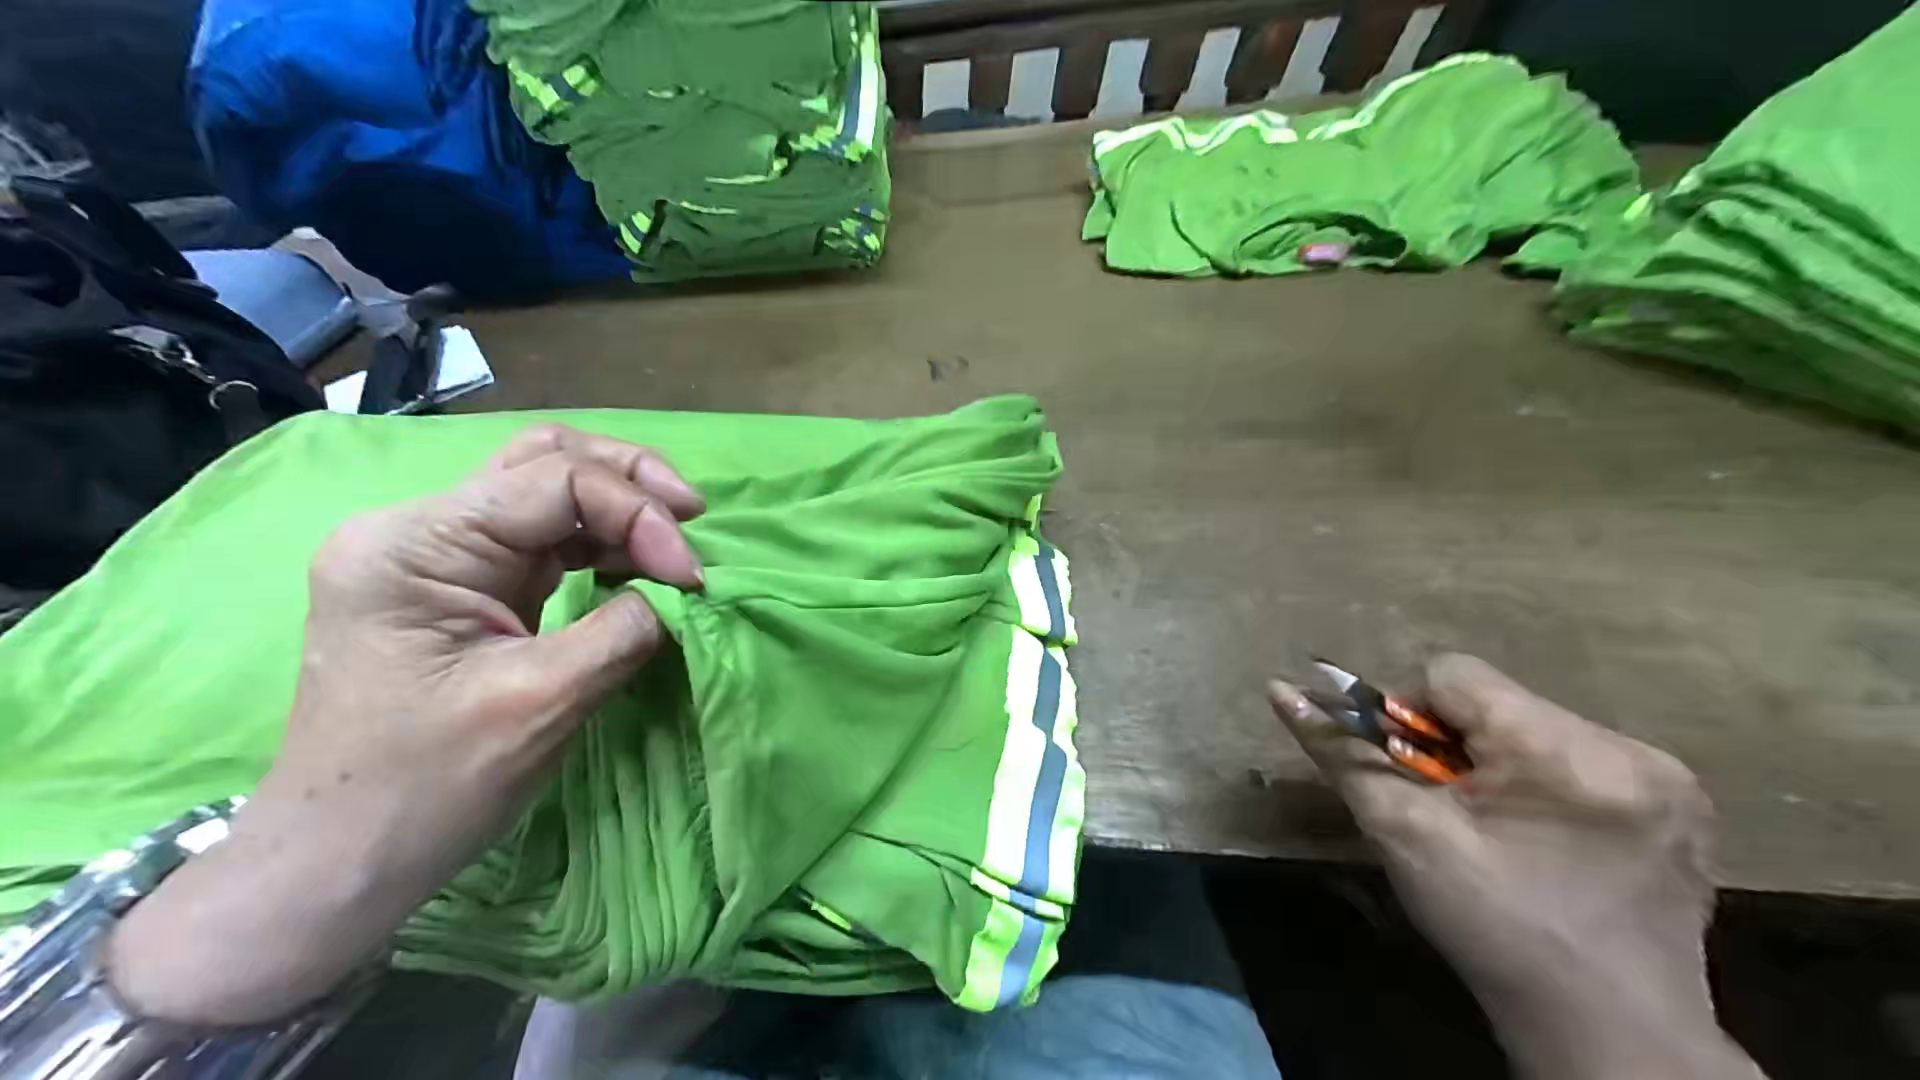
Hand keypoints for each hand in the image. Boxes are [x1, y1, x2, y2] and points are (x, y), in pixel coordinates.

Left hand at [111, 426, 703, 1025]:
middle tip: (693, 514)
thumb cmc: (429, 786)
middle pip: (546, 459)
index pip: (553, 481)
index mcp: (415, 544)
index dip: (638, 515)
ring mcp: (443, 553)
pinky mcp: (470, 583)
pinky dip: (607, 541)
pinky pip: (551, 536)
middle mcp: (422, 529)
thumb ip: (626, 628)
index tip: (691, 574)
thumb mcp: (545, 701)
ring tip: (679, 542)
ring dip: (625, 508)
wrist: (344, 861)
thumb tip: (683, 591)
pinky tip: (643, 564)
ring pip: (552, 489)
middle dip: (632, 480)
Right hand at [1270, 655, 1761, 1079]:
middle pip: (1493, 700)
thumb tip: (1280, 688)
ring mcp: (1667, 778)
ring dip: (1489, 759)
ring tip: (1491, 823)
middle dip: (1450, 742)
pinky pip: (1571, 754)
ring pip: (1528, 724)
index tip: (1410, 775)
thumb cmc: (1490, 925)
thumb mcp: (1398, 829)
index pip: (1452, 675)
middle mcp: (1630, 750)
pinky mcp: (1677, 803)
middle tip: (1445, 805)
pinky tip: (1536, 833)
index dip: (1408, 716)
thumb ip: (1339, 751)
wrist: (1608, 1033)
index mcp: (1566, 753)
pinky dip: (1532, 778)